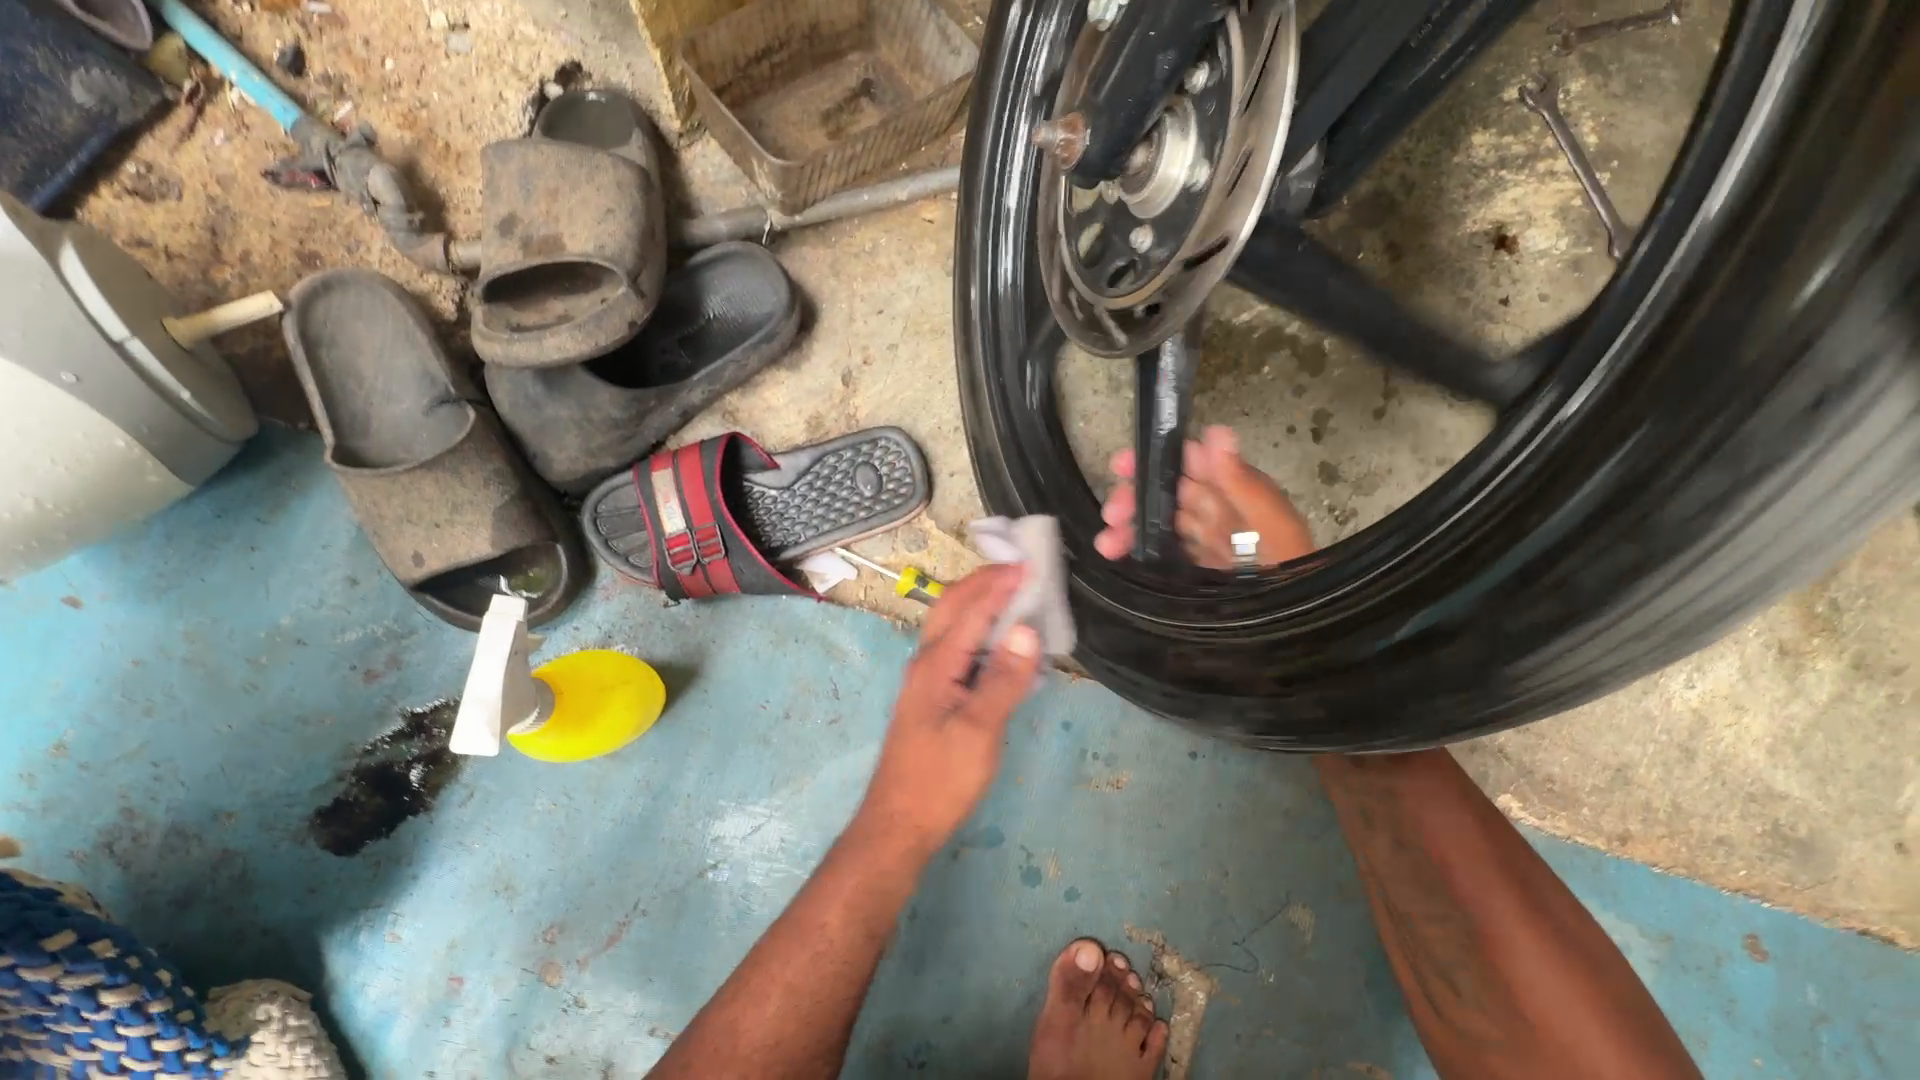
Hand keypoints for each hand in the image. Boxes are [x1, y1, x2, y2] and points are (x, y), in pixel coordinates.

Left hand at [853, 565, 1042, 857]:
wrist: (899, 825)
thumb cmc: (940, 780)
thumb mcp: (979, 731)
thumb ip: (1004, 679)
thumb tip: (1027, 629)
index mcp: (936, 664)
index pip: (971, 609)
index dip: (1000, 584)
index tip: (1031, 563)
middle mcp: (927, 664)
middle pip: (953, 608)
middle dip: (984, 582)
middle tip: (1021, 570)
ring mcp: (928, 682)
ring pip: (954, 628)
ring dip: (982, 605)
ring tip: (1017, 597)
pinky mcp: (935, 700)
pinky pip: (960, 652)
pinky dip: (982, 635)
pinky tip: (1004, 647)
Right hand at [1094, 425, 1316, 568]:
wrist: (1302, 622)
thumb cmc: (1292, 572)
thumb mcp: (1271, 526)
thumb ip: (1242, 483)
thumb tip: (1215, 432)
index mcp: (1238, 491)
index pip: (1192, 462)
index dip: (1156, 458)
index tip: (1124, 464)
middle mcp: (1220, 512)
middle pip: (1168, 494)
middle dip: (1135, 497)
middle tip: (1113, 512)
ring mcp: (1207, 543)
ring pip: (1160, 525)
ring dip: (1130, 527)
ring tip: (1106, 544)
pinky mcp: (1199, 572)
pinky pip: (1162, 555)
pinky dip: (1136, 553)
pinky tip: (1116, 555)